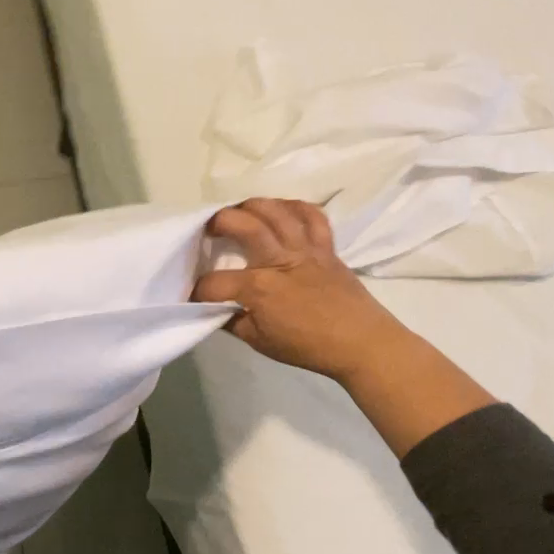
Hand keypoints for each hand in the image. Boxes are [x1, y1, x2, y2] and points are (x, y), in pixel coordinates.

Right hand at [192, 198, 410, 379]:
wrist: (363, 344)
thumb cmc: (309, 347)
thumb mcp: (259, 342)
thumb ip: (233, 321)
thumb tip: (216, 309)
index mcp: (259, 288)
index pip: (214, 284)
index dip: (196, 291)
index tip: (191, 296)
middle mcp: (279, 260)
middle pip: (243, 225)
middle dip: (218, 222)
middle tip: (208, 230)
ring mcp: (305, 250)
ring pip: (276, 212)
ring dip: (252, 206)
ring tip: (240, 213)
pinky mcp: (326, 248)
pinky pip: (312, 216)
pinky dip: (295, 207)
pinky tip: (281, 210)